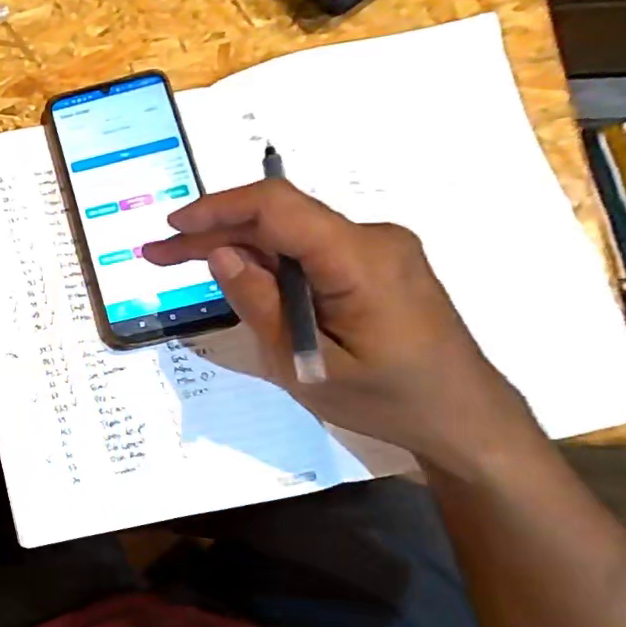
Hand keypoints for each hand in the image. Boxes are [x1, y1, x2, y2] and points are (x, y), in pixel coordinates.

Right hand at [142, 180, 542, 474]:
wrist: (465, 418)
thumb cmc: (388, 400)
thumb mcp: (306, 365)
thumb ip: (261, 306)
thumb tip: (220, 255)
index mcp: (360, 260)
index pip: (279, 208)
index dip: (219, 209)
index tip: (173, 227)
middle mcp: (372, 239)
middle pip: (279, 219)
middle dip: (214, 232)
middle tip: (160, 255)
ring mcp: (378, 249)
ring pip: (291, 234)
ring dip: (237, 247)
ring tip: (186, 265)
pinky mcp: (375, 263)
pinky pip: (309, 250)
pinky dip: (267, 261)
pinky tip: (241, 279)